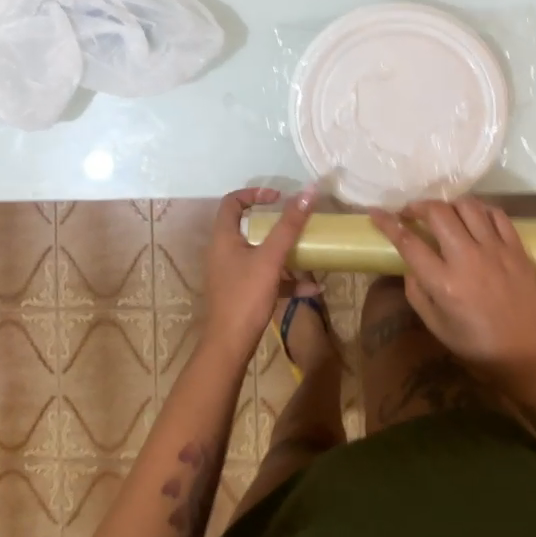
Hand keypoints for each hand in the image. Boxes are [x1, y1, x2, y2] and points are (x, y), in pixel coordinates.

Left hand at [202, 186, 315, 356]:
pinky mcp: (241, 293)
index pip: (232, 202)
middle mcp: (224, 251)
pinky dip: (285, 280)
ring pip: (260, 254)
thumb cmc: (245, 296)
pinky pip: (264, 277)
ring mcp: (232, 273)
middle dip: (276, 226)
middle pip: (249, 227)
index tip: (279, 197)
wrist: (229, 346)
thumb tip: (308, 191)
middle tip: (298, 224)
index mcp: (224, 237)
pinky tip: (311, 290)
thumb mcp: (270, 259)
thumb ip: (289, 226)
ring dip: (284, 254)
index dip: (254, 193)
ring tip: (310, 255)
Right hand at [368, 199, 535, 376]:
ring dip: (448, 205)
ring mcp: (496, 251)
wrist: (527, 354)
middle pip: (437, 213)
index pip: (408, 241)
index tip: (375, 213)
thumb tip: (411, 264)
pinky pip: (497, 215)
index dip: (387, 223)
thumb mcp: (435, 325)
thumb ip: (416, 291)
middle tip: (411, 213)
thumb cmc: (476, 345)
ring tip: (442, 214)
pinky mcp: (517, 250)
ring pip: (468, 207)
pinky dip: (480, 210)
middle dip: (417, 206)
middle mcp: (468, 259)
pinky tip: (473, 218)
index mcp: (444, 283)